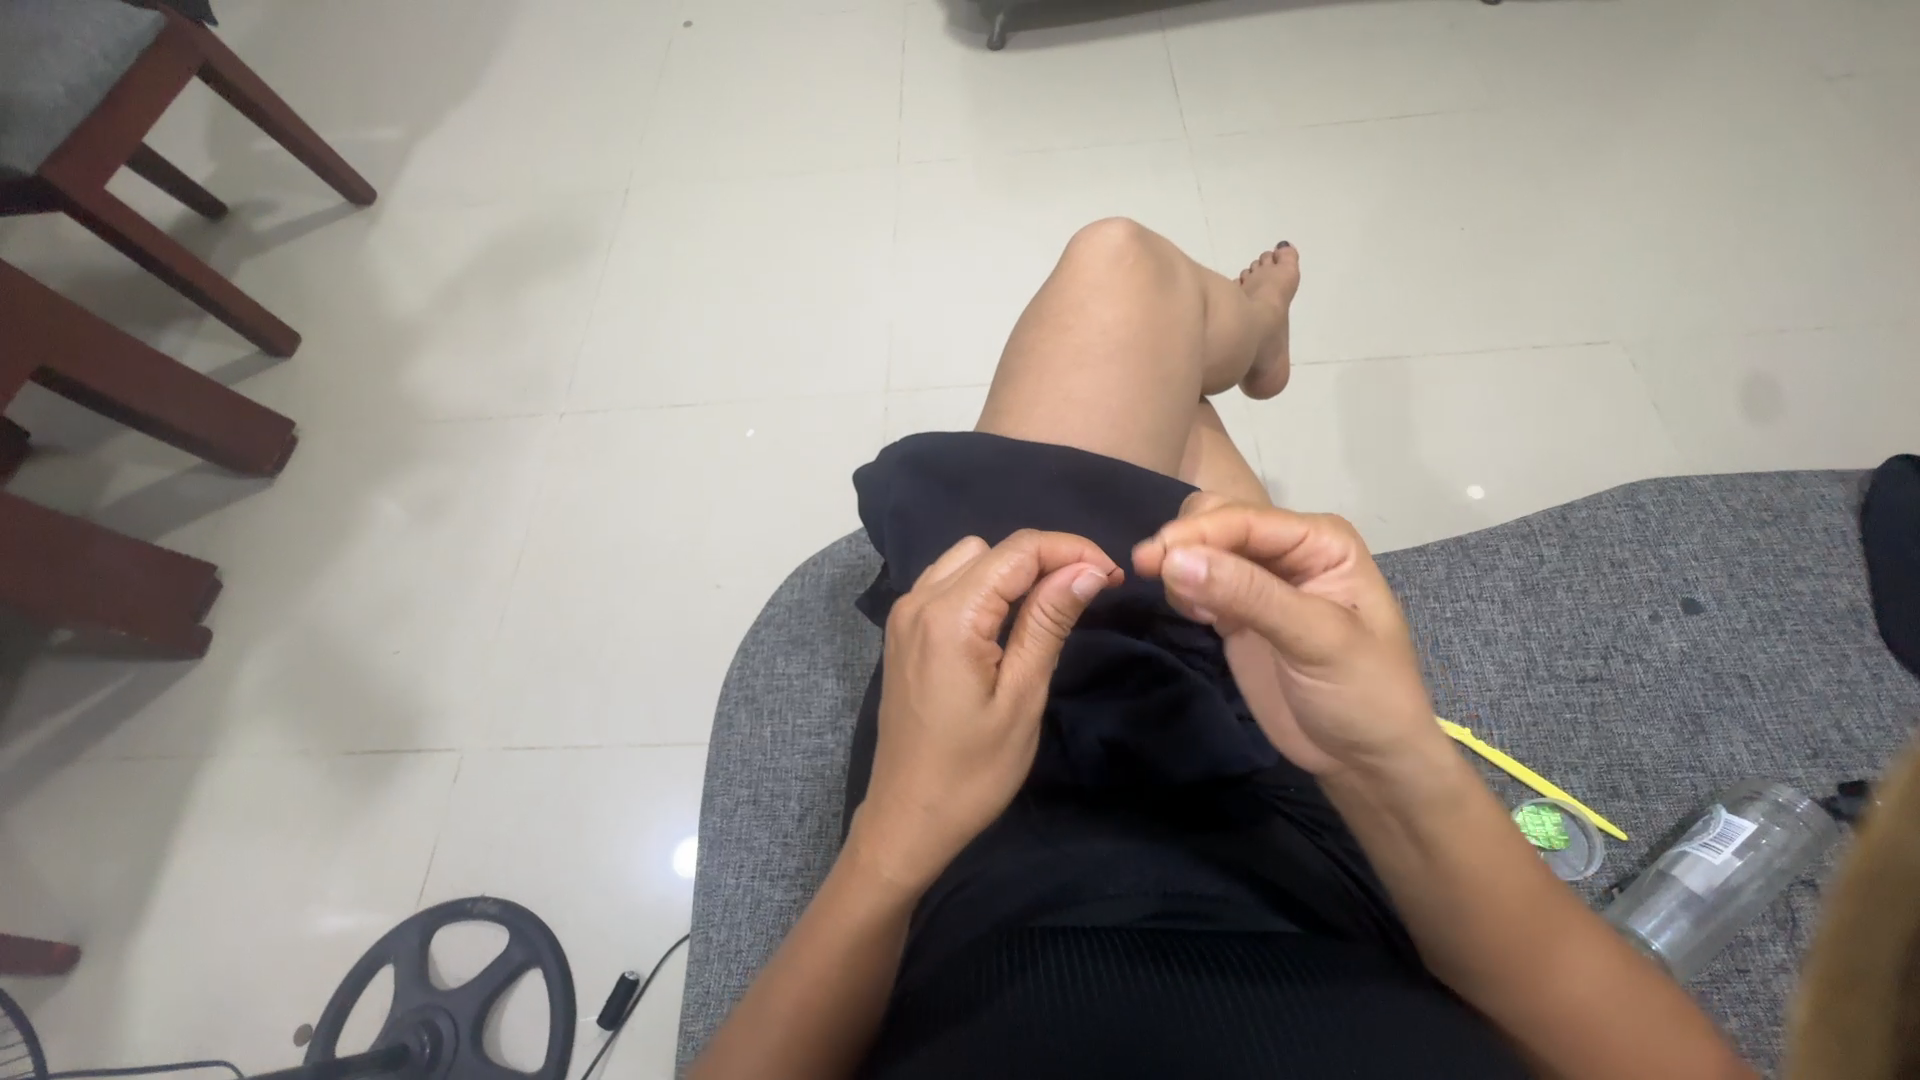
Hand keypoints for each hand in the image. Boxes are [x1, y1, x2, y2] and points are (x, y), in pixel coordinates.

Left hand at [850, 530, 1121, 891]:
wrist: (908, 818)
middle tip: (1089, 592)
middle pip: (993, 548)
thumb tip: (1088, 569)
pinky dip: (984, 585)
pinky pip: (947, 582)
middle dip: (1046, 558)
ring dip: (1013, 570)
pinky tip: (1007, 617)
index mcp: (949, 615)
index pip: (1018, 550)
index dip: (1072, 551)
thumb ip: (1049, 623)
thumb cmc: (972, 772)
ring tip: (1052, 604)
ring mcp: (905, 615)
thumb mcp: (1021, 696)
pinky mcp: (903, 632)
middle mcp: (919, 601)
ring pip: (967, 558)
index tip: (1113, 575)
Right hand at [1132, 496, 1447, 777]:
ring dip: (1178, 565)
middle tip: (1151, 573)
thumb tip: (1174, 561)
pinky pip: (1196, 583)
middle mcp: (1287, 550)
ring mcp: (1260, 581)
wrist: (1362, 758)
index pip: (1244, 520)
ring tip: (1182, 604)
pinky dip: (1182, 590)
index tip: (1150, 561)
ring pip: (1200, 548)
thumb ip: (1248, 595)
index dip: (1195, 534)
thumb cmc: (1362, 694)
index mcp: (1319, 541)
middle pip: (1216, 521)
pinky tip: (1193, 616)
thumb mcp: (1316, 640)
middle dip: (1181, 541)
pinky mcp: (1235, 612)